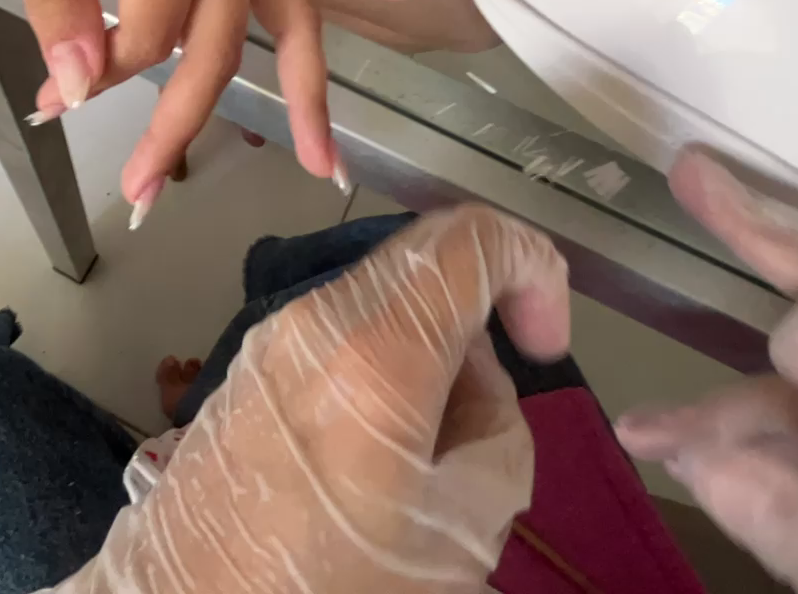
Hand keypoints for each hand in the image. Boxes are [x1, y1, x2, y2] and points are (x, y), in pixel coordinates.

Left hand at [53, 205, 570, 593]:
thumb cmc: (335, 582)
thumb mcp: (462, 529)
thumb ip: (496, 424)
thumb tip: (472, 368)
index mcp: (375, 349)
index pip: (467, 239)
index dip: (530, 266)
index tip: (542, 344)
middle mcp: (317, 315)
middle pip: (423, 255)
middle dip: (482, 305)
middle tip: (491, 393)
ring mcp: (276, 329)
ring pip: (383, 289)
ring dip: (431, 335)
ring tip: (432, 434)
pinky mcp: (255, 352)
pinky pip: (341, 320)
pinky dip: (385, 347)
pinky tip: (381, 431)